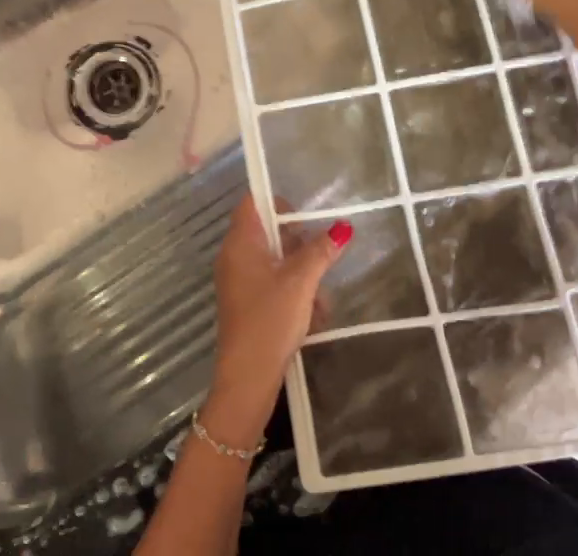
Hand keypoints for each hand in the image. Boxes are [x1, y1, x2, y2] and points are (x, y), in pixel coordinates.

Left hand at [201, 196, 349, 450]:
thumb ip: (321, 251)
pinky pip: (273, 282)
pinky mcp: (247, 302)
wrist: (248, 376)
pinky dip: (293, 290)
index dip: (279, 202)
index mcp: (240, 243)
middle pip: (267, 231)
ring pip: (274, 260)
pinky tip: (313, 312)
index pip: (253, 202)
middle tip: (321, 255)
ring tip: (321, 294)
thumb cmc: (270, 320)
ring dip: (301, 271)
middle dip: (298, 242)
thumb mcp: (301, 282)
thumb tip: (343, 227)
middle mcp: (234, 256)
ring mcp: (239, 280)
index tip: (307, 215)